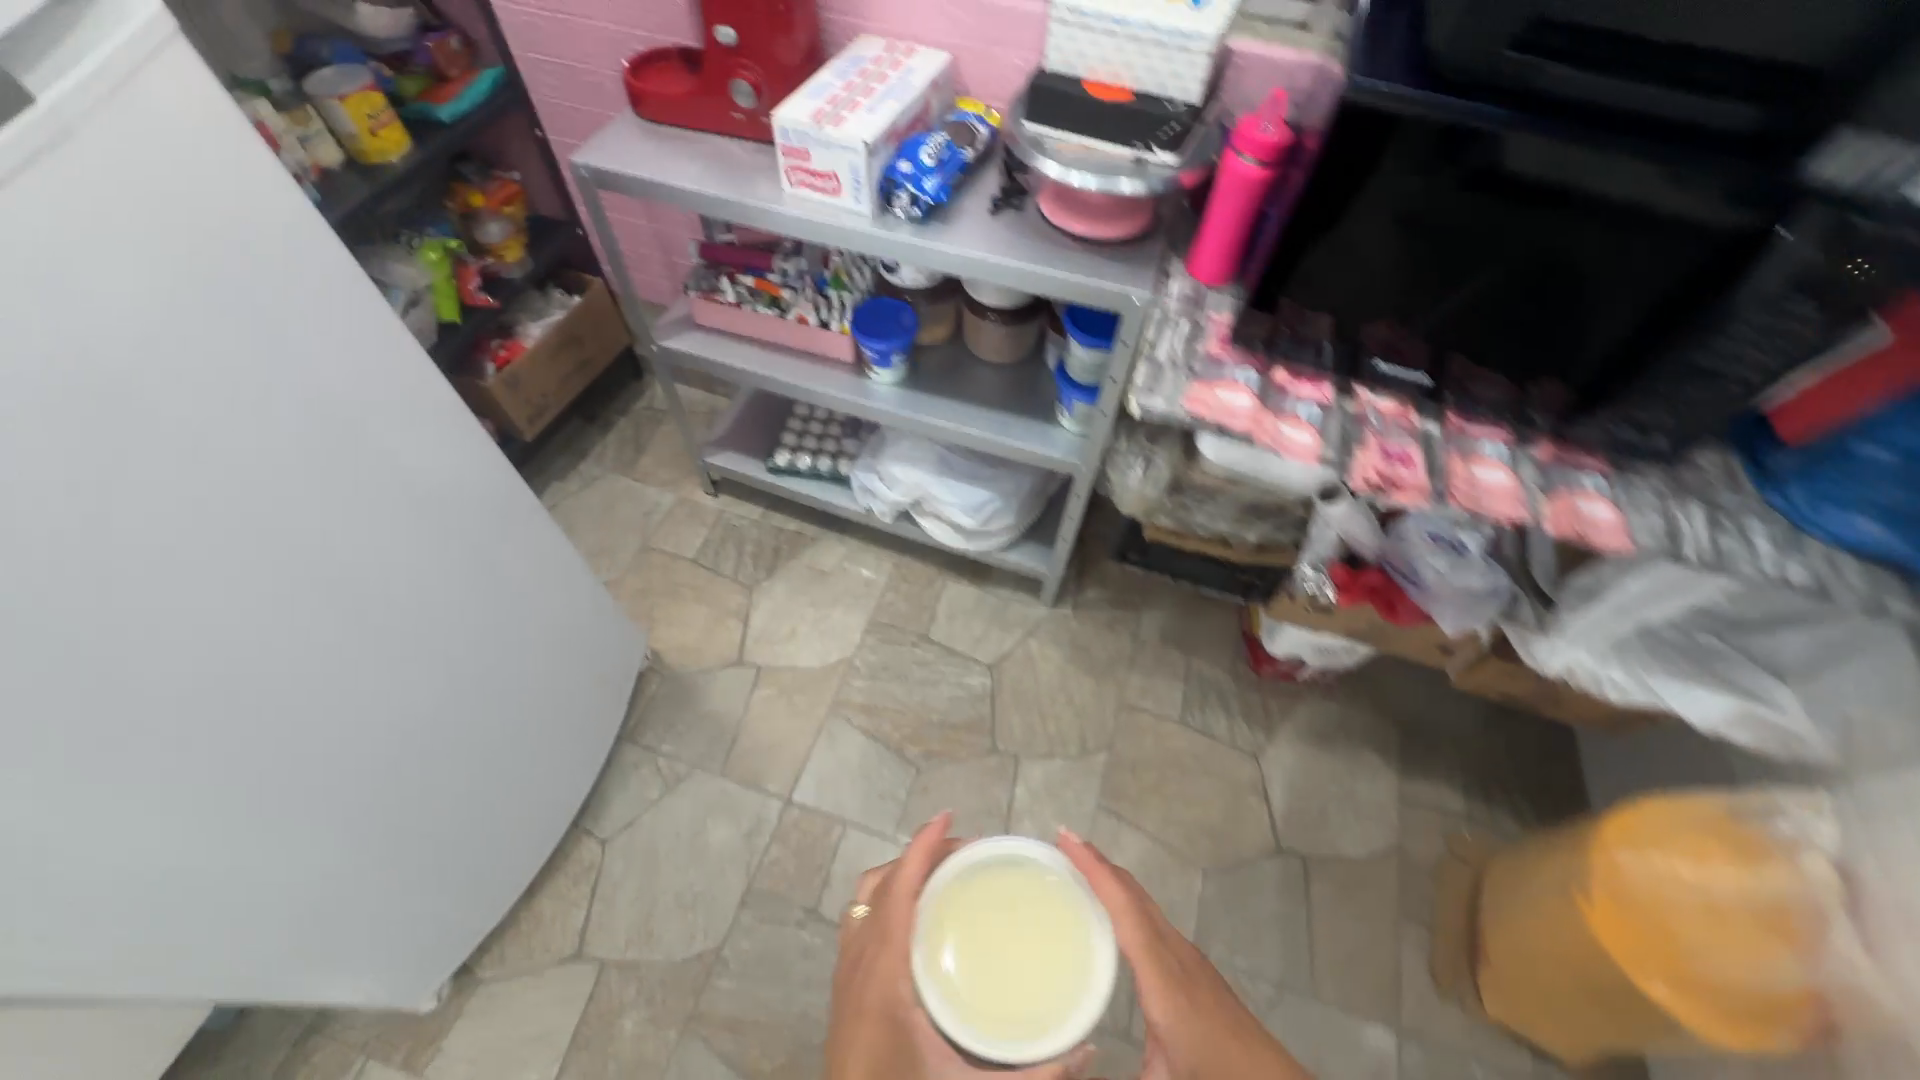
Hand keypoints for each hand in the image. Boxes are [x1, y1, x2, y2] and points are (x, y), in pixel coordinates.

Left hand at [826, 812, 1096, 1079]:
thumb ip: (1032, 1075)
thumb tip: (1087, 1050)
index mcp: (884, 977)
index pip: (897, 892)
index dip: (920, 848)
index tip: (947, 817)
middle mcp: (857, 963)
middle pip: (881, 883)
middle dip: (920, 855)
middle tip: (967, 852)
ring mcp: (844, 971)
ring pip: (865, 898)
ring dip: (900, 874)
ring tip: (942, 874)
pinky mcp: (842, 984)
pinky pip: (860, 920)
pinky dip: (886, 899)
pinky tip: (917, 915)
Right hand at [1058, 828, 1312, 1079]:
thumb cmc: (1213, 1071)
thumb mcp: (1159, 1078)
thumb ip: (1114, 1073)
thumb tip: (1065, 1072)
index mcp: (1162, 976)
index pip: (1125, 909)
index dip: (1095, 870)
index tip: (1067, 839)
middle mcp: (1175, 954)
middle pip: (1135, 894)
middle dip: (1099, 862)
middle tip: (1064, 841)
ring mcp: (1187, 956)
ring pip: (1145, 903)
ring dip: (1114, 879)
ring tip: (1081, 867)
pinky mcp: (1193, 966)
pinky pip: (1153, 919)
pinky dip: (1128, 901)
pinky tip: (1115, 912)